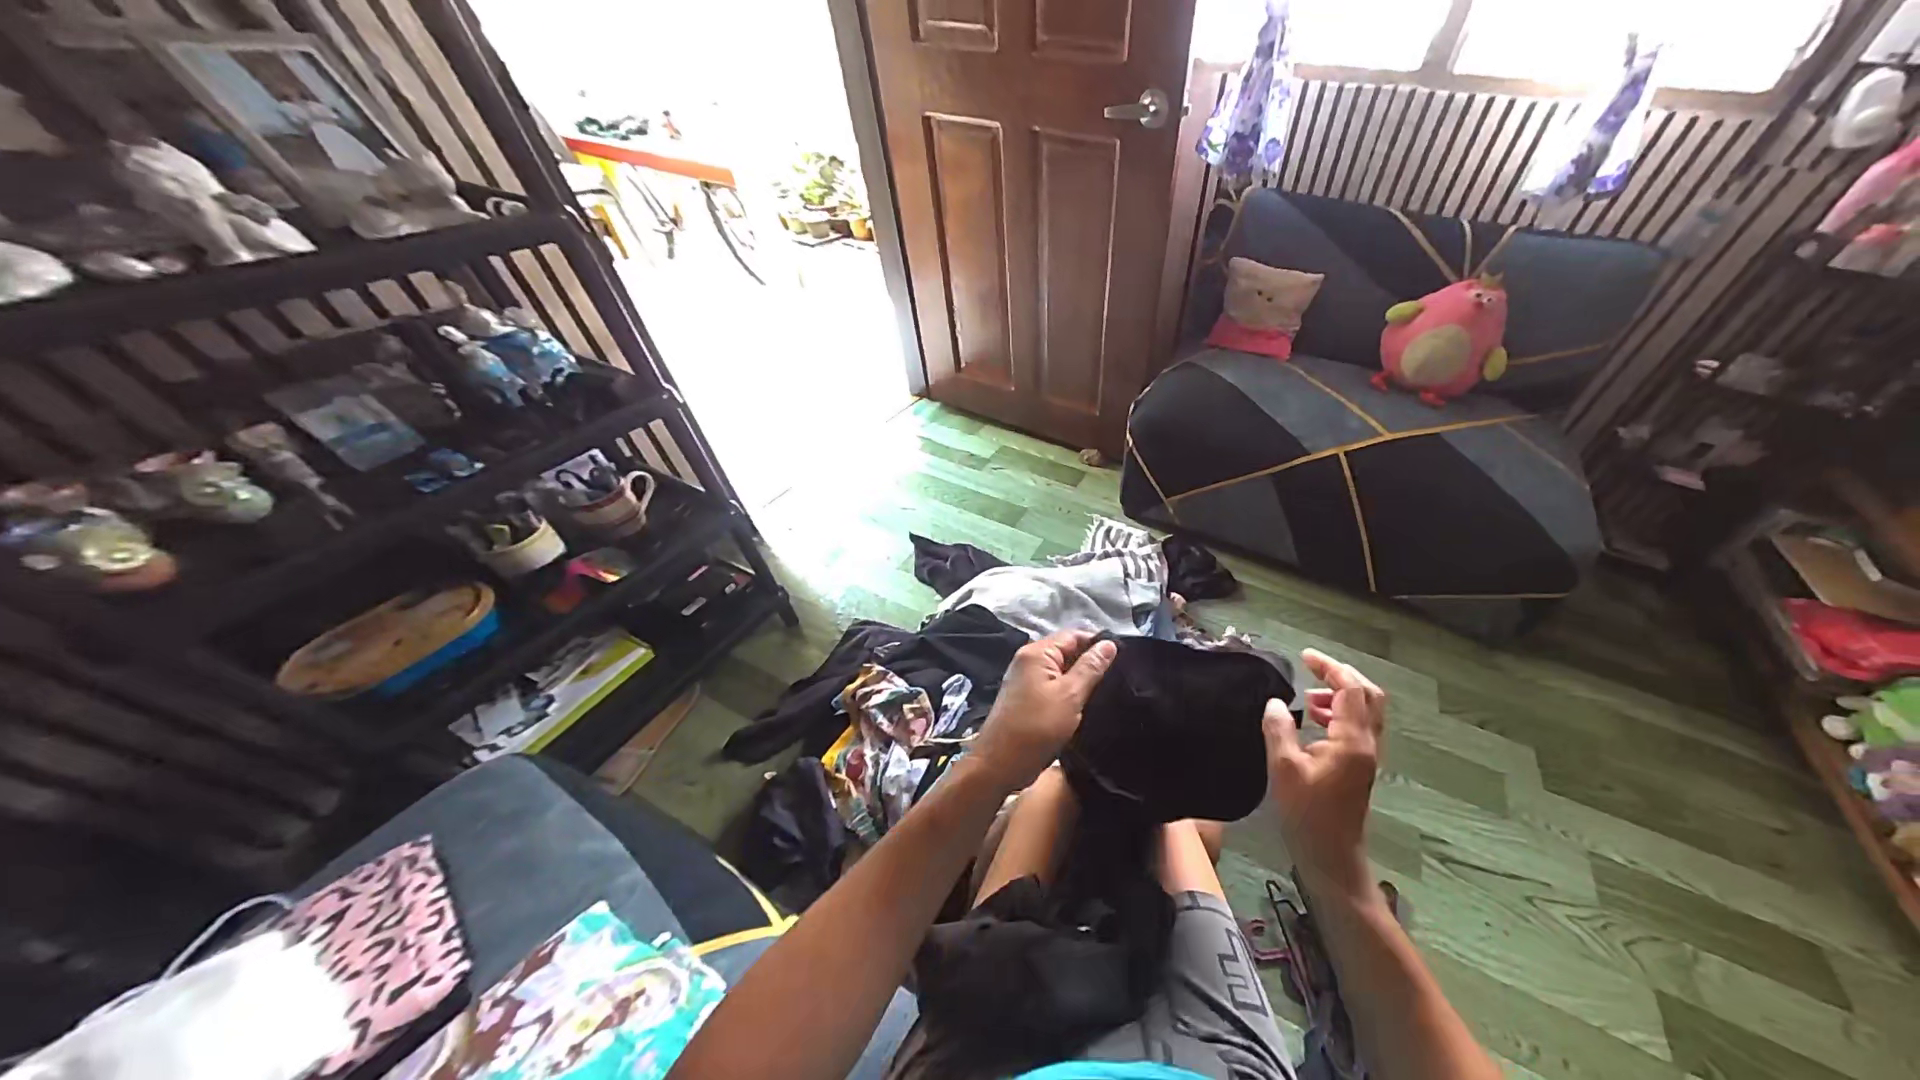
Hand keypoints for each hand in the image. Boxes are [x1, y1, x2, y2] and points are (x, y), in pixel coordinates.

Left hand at [969, 630, 1116, 792]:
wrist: (1001, 763)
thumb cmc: (1036, 727)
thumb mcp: (1070, 695)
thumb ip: (1090, 667)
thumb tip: (1108, 644)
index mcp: (1037, 653)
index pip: (1074, 635)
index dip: (1098, 643)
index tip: (1125, 658)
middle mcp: (1029, 660)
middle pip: (1067, 651)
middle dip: (1091, 662)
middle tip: (1121, 676)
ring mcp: (1027, 680)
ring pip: (1062, 671)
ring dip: (1082, 679)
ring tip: (1110, 690)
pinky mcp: (1028, 698)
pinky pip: (1054, 686)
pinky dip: (1070, 692)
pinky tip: (1089, 703)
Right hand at [1263, 648, 1386, 900]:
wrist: (1331, 855)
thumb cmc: (1306, 813)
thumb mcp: (1283, 767)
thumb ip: (1279, 729)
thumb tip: (1274, 702)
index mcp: (1352, 741)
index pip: (1351, 690)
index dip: (1330, 667)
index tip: (1305, 656)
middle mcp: (1368, 744)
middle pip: (1368, 695)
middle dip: (1341, 675)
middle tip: (1311, 667)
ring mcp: (1367, 756)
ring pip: (1366, 710)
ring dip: (1341, 694)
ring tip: (1308, 697)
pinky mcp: (1360, 765)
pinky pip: (1358, 725)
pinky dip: (1339, 711)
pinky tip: (1313, 719)